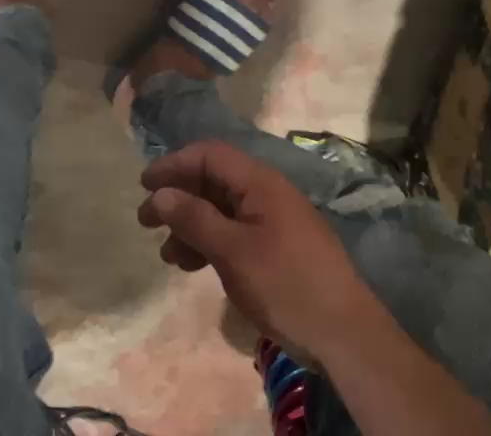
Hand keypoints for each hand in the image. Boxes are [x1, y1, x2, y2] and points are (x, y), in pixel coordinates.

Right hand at [138, 141, 379, 360]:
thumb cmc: (286, 285)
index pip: (209, 155)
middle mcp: (267, 194)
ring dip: (190, 226)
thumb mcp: (233, 251)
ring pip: (221, 210)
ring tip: (168, 256)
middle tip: (145, 222)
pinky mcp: (278, 249)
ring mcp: (275, 222)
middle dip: (177, 198)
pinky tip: (193, 266)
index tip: (144, 186)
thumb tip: (161, 193)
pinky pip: (235, 233)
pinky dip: (210, 243)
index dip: (173, 164)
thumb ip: (194, 218)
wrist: (346, 336)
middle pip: (213, 181)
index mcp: (260, 183)